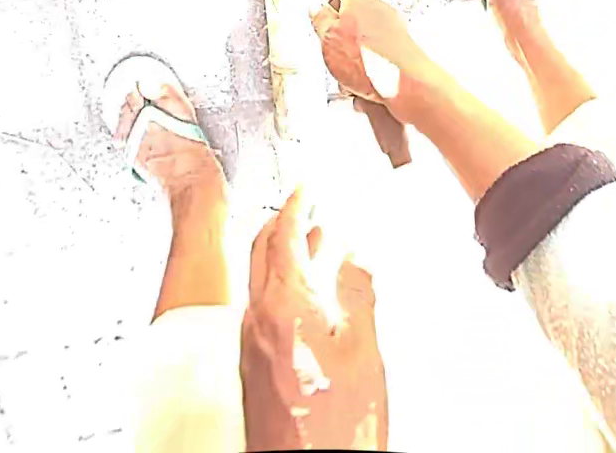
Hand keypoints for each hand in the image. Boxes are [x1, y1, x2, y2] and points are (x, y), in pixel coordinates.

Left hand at [240, 187, 387, 450]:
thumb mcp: (363, 352)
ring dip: (286, 251)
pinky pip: (264, 303)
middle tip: (306, 206)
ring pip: (263, 275)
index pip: (283, 234)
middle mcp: (258, 315)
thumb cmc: (337, 428)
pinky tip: (309, 293)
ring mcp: (252, 339)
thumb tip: (355, 255)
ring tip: (315, 241)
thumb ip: (357, 294)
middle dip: (284, 220)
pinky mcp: (254, 362)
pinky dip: (284, 282)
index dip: (296, 204)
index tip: (306, 187)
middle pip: (263, 248)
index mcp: (283, 302)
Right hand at [310, 0, 427, 105]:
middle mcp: (382, 11)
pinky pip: (378, 60)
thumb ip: (321, 20)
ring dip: (356, 55)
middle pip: (358, 13)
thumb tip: (318, 10)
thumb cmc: (370, 59)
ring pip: (367, 40)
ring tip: (348, 73)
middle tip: (333, 44)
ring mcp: (395, 33)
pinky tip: (363, 87)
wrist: (408, 87)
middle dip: (345, 31)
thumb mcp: (328, 37)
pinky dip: (369, 72)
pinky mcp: (403, 54)